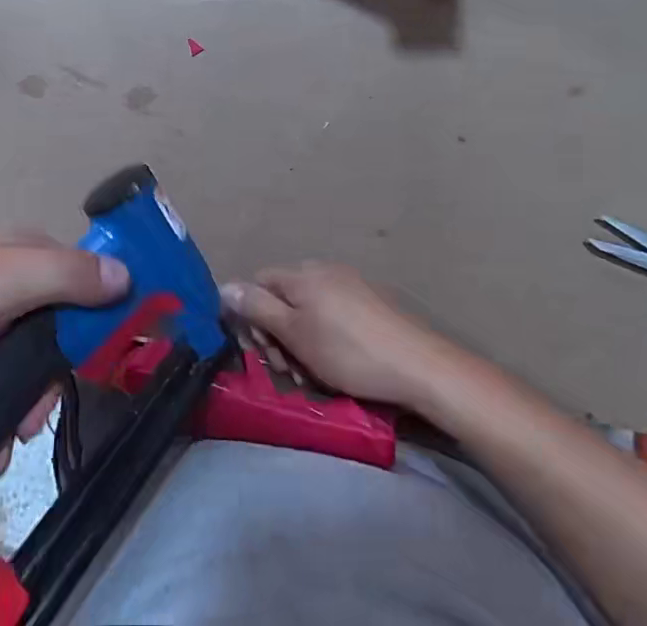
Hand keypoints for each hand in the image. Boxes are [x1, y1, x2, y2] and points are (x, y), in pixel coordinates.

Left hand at [0, 230, 128, 470]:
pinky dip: (8, 411)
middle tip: (38, 412)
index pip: (83, 274)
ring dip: (31, 403)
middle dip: (53, 376)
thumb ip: (65, 276)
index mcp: (22, 249)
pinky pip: (7, 382)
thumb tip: (127, 275)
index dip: (98, 313)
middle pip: (62, 328)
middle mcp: (10, 280)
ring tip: (12, 435)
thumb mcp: (3, 283)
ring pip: (35, 362)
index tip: (97, 358)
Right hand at [221, 260, 454, 406]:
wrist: (422, 367)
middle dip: (277, 334)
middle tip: (286, 371)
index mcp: (302, 274)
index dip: (251, 316)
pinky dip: (325, 338)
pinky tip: (336, 365)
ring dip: (300, 343)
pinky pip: (334, 315)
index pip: (257, 283)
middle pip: (282, 298)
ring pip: (308, 311)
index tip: (259, 352)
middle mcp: (325, 270)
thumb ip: (257, 308)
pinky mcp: (374, 303)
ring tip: (310, 375)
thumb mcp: (294, 334)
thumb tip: (224, 287)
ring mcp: (352, 285)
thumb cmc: (349, 352)